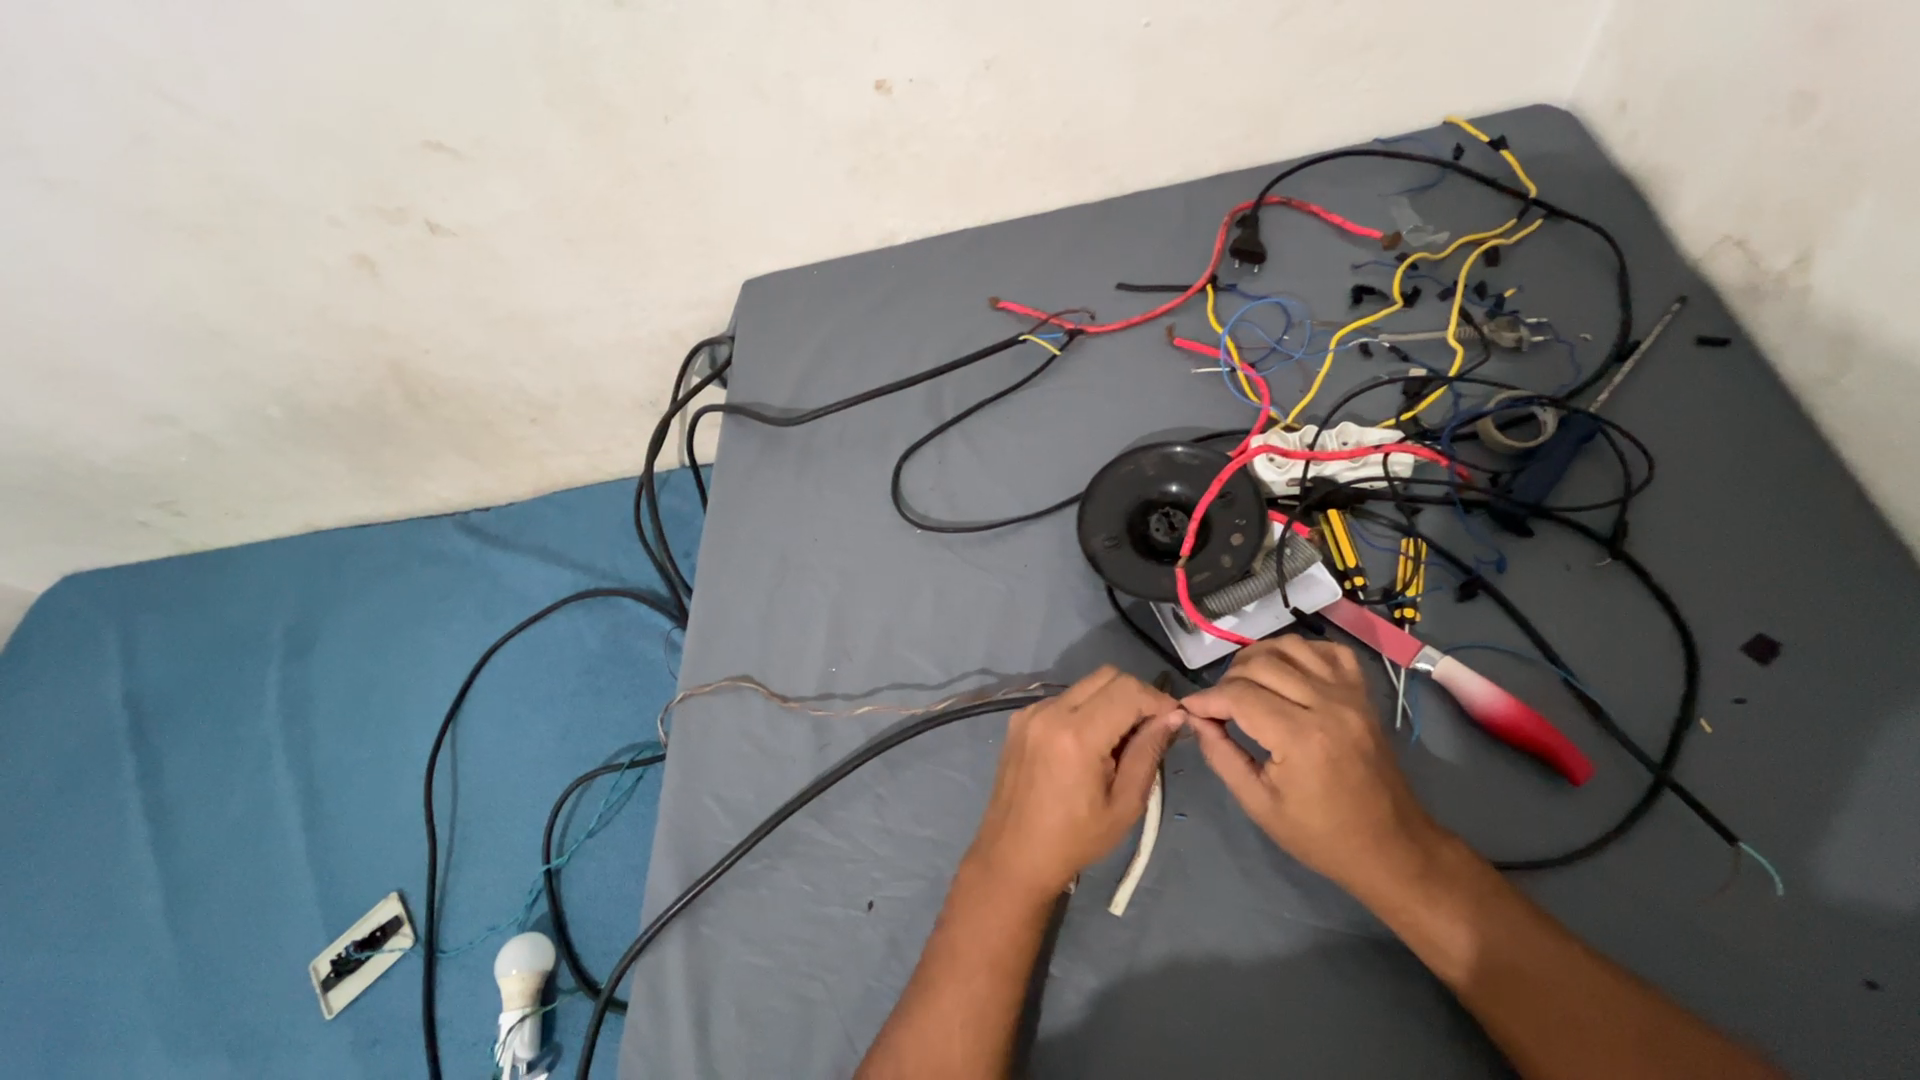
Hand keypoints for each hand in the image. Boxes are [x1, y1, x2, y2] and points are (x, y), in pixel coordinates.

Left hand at [964, 666, 1182, 899]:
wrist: (1013, 855)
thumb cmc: (1075, 839)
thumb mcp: (1125, 804)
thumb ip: (1148, 752)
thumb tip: (1173, 716)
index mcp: (1076, 735)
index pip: (1128, 690)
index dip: (1158, 701)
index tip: (1174, 723)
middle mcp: (1050, 712)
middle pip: (1107, 675)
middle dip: (1136, 695)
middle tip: (1150, 730)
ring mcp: (1030, 712)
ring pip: (1085, 685)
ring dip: (1111, 701)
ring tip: (1120, 742)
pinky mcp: (1019, 719)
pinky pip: (1064, 699)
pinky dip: (1086, 710)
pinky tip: (1090, 745)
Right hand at [1181, 637, 1444, 895]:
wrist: (1390, 846)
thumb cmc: (1320, 835)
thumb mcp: (1258, 804)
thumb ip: (1221, 755)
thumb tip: (1194, 718)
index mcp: (1301, 738)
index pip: (1238, 695)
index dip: (1206, 699)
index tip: (1189, 710)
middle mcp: (1327, 705)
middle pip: (1260, 664)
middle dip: (1227, 679)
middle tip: (1217, 706)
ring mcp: (1350, 695)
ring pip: (1291, 647)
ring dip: (1259, 658)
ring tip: (1244, 684)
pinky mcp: (1364, 695)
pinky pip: (1329, 651)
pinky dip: (1301, 652)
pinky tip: (1286, 673)